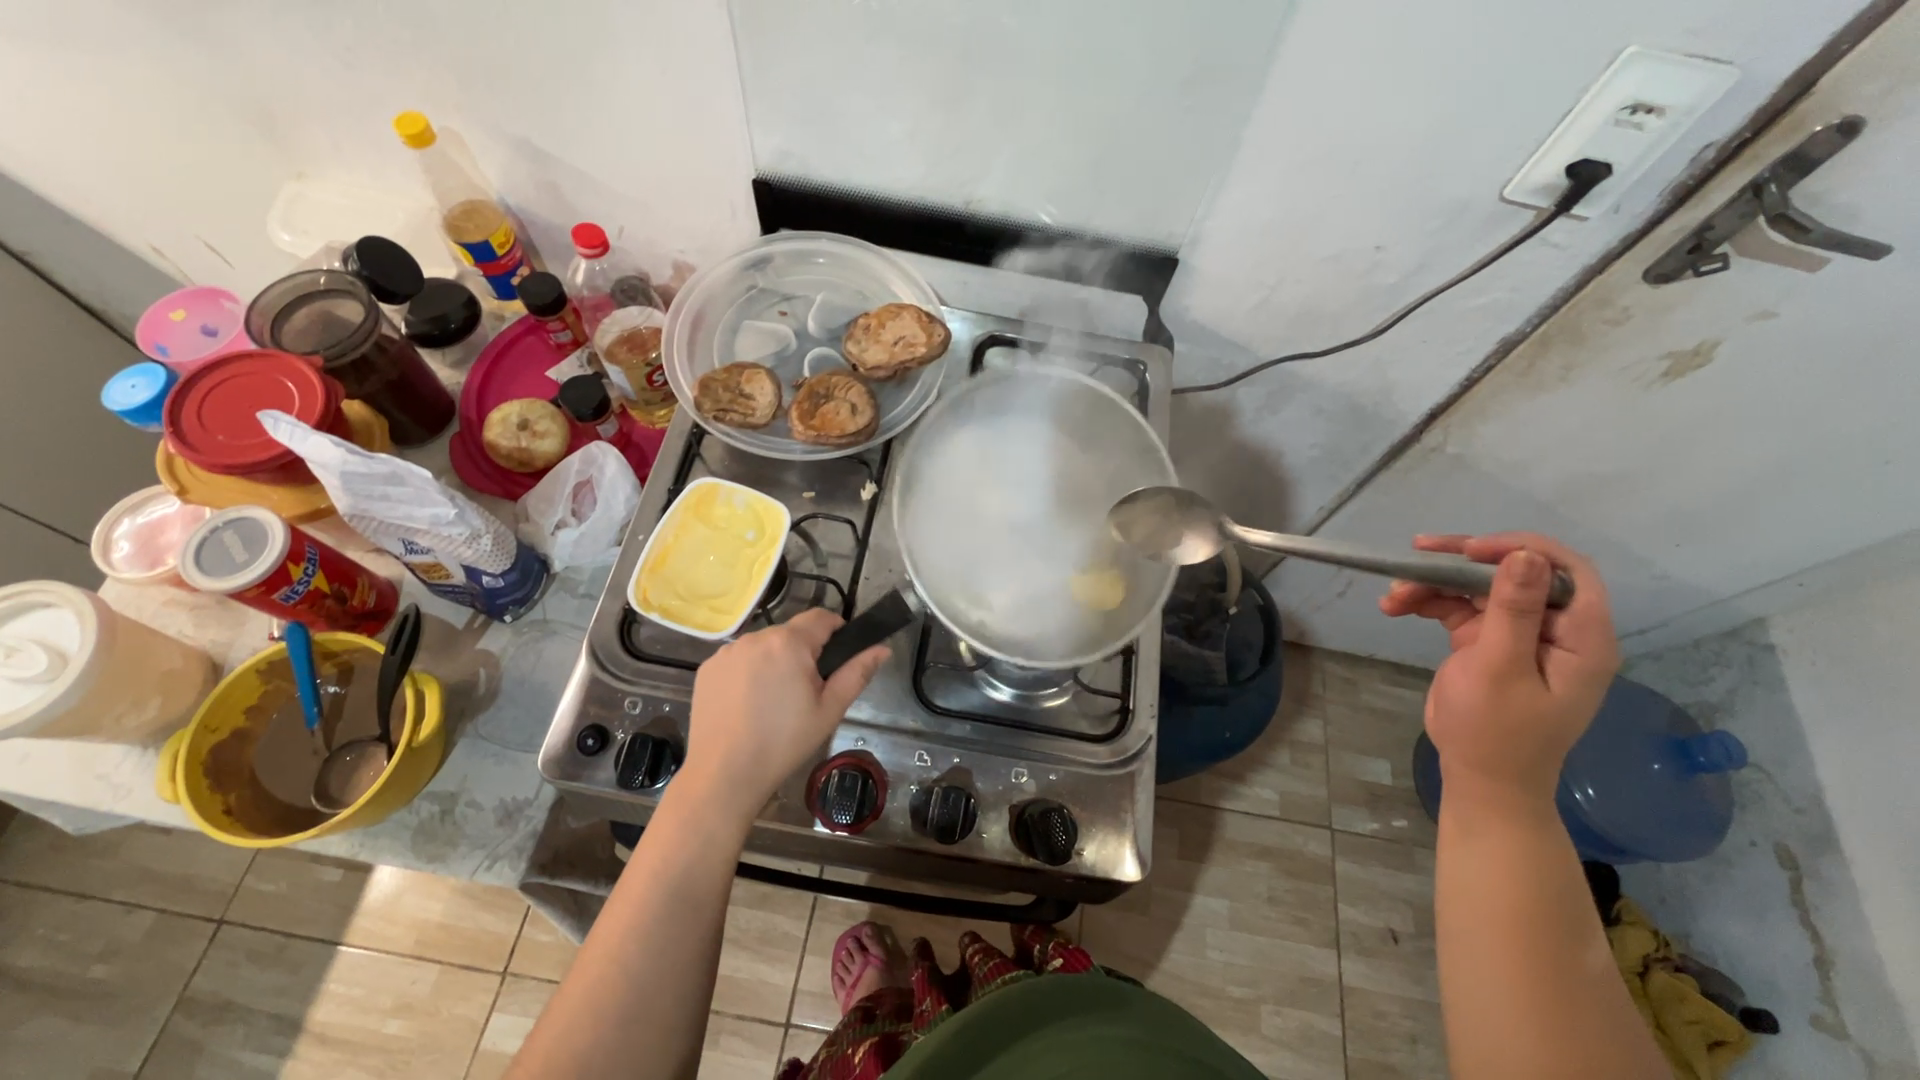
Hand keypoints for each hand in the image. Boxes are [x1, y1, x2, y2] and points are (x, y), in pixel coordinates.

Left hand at [678, 609, 888, 819]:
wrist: (724, 774)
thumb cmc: (784, 742)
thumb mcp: (830, 710)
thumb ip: (857, 673)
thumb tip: (882, 648)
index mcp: (789, 643)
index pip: (821, 617)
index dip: (836, 630)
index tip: (838, 658)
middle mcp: (755, 637)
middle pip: (790, 633)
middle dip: (803, 653)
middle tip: (807, 692)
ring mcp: (727, 652)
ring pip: (763, 647)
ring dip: (775, 662)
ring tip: (775, 702)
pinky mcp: (707, 668)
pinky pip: (738, 660)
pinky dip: (748, 673)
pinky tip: (748, 705)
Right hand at [1379, 532, 1618, 801]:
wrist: (1480, 781)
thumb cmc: (1497, 732)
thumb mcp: (1501, 669)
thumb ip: (1514, 610)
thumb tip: (1525, 555)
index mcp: (1580, 636)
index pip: (1565, 570)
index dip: (1521, 548)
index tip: (1469, 550)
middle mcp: (1555, 629)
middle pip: (1514, 574)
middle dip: (1462, 563)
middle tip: (1417, 552)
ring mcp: (1520, 636)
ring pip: (1479, 590)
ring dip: (1435, 586)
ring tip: (1392, 595)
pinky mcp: (1489, 644)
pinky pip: (1460, 610)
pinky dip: (1429, 604)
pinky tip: (1395, 608)